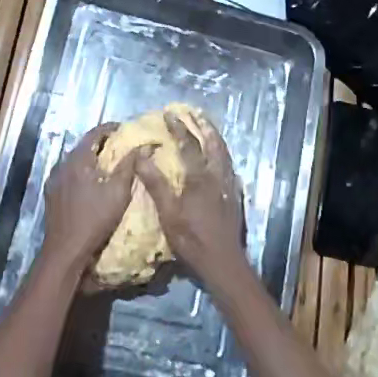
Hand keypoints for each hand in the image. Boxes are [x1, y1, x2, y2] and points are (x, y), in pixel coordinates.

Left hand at [42, 123, 146, 277]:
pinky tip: (91, 183)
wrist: (66, 248)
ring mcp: (54, 179)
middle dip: (102, 143)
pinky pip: (68, 174)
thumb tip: (144, 144)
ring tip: (108, 164)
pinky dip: (81, 172)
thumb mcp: (118, 192)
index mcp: (78, 160)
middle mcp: (62, 164)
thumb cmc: (95, 218)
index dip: (111, 128)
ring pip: (75, 161)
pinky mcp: (51, 193)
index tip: (125, 129)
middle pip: (83, 146)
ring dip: (91, 159)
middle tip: (120, 146)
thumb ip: (130, 165)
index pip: (94, 133)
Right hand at [136, 112, 246, 280]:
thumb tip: (142, 156)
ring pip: (224, 155)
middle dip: (204, 127)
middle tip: (196, 114)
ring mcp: (228, 187)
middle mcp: (217, 177)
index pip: (188, 145)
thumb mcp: (167, 213)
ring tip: (208, 129)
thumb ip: (156, 183)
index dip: (179, 128)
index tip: (169, 115)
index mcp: (199, 178)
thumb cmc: (191, 239)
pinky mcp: (234, 197)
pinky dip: (223, 155)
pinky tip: (220, 159)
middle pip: (213, 144)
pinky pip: (229, 167)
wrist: (223, 262)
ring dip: (215, 138)